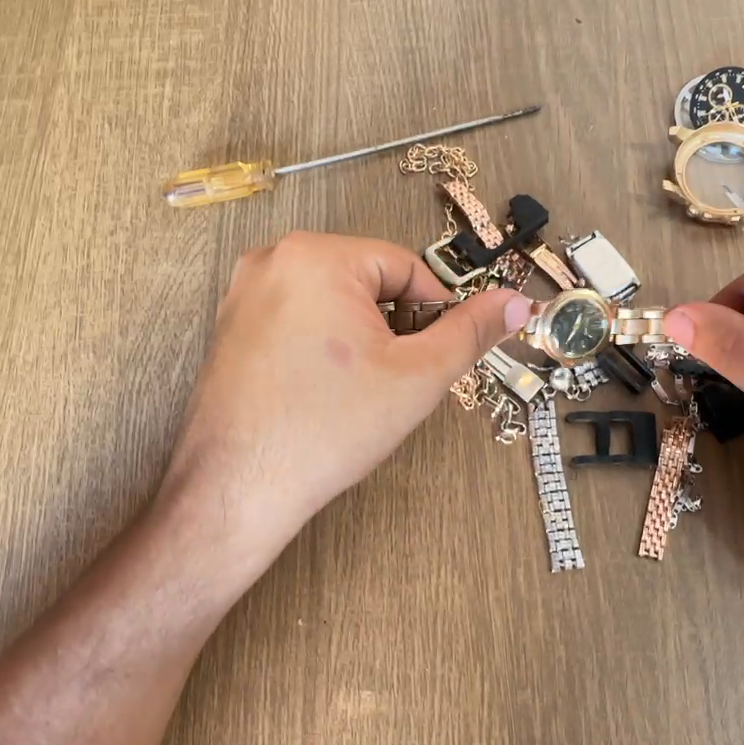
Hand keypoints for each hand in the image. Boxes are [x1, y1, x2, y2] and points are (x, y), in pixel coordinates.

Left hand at [163, 232, 529, 554]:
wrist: (240, 488)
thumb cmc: (322, 432)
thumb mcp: (417, 378)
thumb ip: (470, 333)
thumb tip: (514, 303)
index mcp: (317, 256)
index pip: (404, 267)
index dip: (432, 313)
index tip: (434, 355)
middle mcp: (272, 261)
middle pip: (364, 282)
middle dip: (390, 329)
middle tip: (392, 381)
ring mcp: (243, 295)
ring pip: (330, 305)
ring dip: (356, 341)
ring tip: (354, 393)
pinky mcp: (229, 329)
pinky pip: (295, 323)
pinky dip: (319, 350)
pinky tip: (321, 394)